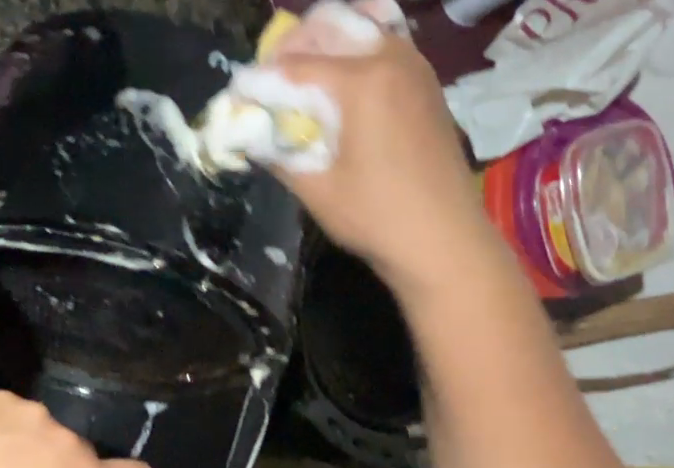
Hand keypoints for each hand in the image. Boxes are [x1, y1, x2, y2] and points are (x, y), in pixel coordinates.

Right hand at [261, 26, 500, 293]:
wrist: (440, 234)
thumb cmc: (374, 215)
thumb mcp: (314, 188)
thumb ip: (278, 152)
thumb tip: (247, 134)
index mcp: (362, 81)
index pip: (294, 66)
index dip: (258, 81)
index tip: (233, 96)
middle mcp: (390, 58)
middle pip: (329, 27)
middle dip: (289, 50)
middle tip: (265, 84)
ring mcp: (414, 65)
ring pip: (360, 26)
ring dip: (323, 44)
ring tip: (298, 80)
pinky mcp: (424, 80)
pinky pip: (383, 44)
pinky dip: (353, 53)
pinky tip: (336, 87)